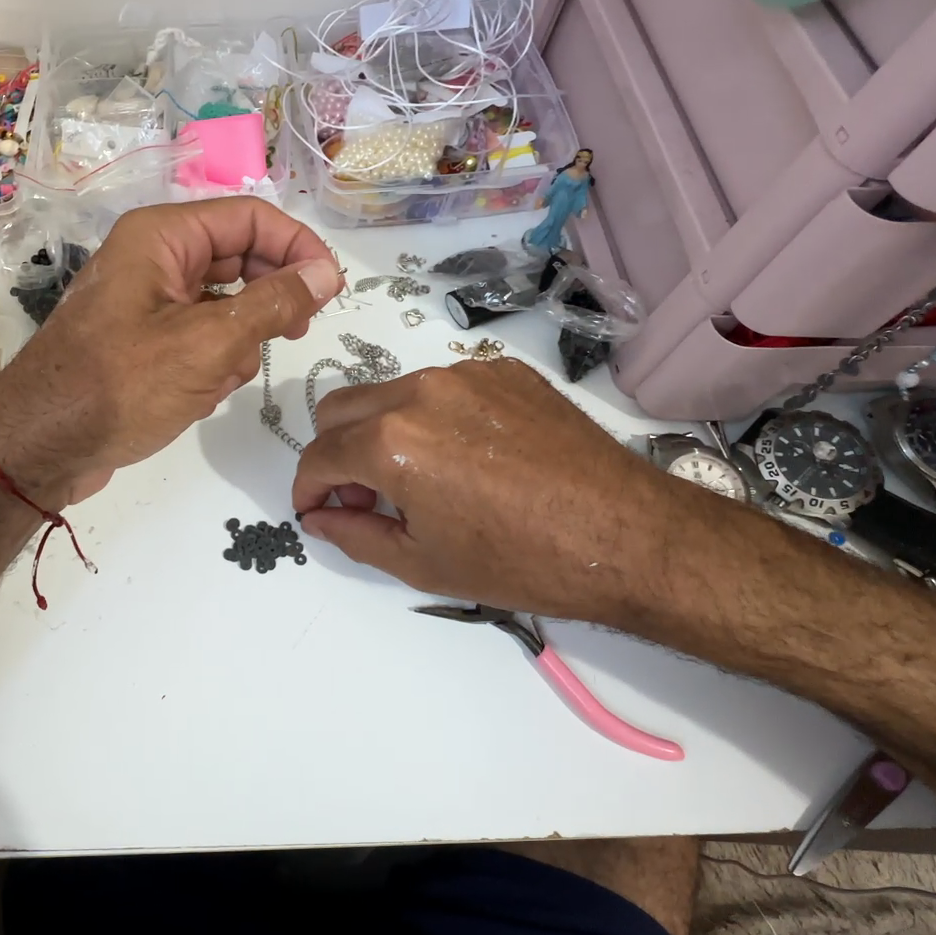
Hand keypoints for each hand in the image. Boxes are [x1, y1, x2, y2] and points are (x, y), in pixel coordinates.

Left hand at [0, 197, 342, 506]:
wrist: (43, 446)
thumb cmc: (121, 385)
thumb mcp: (209, 343)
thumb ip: (274, 303)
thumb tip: (326, 274)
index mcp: (162, 237)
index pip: (250, 217)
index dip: (298, 246)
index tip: (333, 288)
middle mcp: (153, 258)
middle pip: (238, 256)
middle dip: (271, 294)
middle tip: (300, 331)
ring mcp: (146, 301)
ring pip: (223, 300)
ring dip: (241, 336)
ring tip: (231, 372)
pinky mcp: (143, 341)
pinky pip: (199, 334)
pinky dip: (215, 358)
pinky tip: (207, 391)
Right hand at [291, 359, 704, 623]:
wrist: (626, 534)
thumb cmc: (520, 561)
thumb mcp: (422, 563)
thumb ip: (355, 535)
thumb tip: (320, 517)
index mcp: (391, 441)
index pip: (319, 456)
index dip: (308, 489)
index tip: (316, 511)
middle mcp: (419, 392)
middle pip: (341, 409)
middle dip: (334, 452)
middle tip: (364, 496)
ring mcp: (464, 374)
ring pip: (390, 393)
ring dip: (381, 431)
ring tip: (419, 478)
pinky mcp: (503, 371)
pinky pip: (441, 386)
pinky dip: (431, 418)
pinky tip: (466, 457)